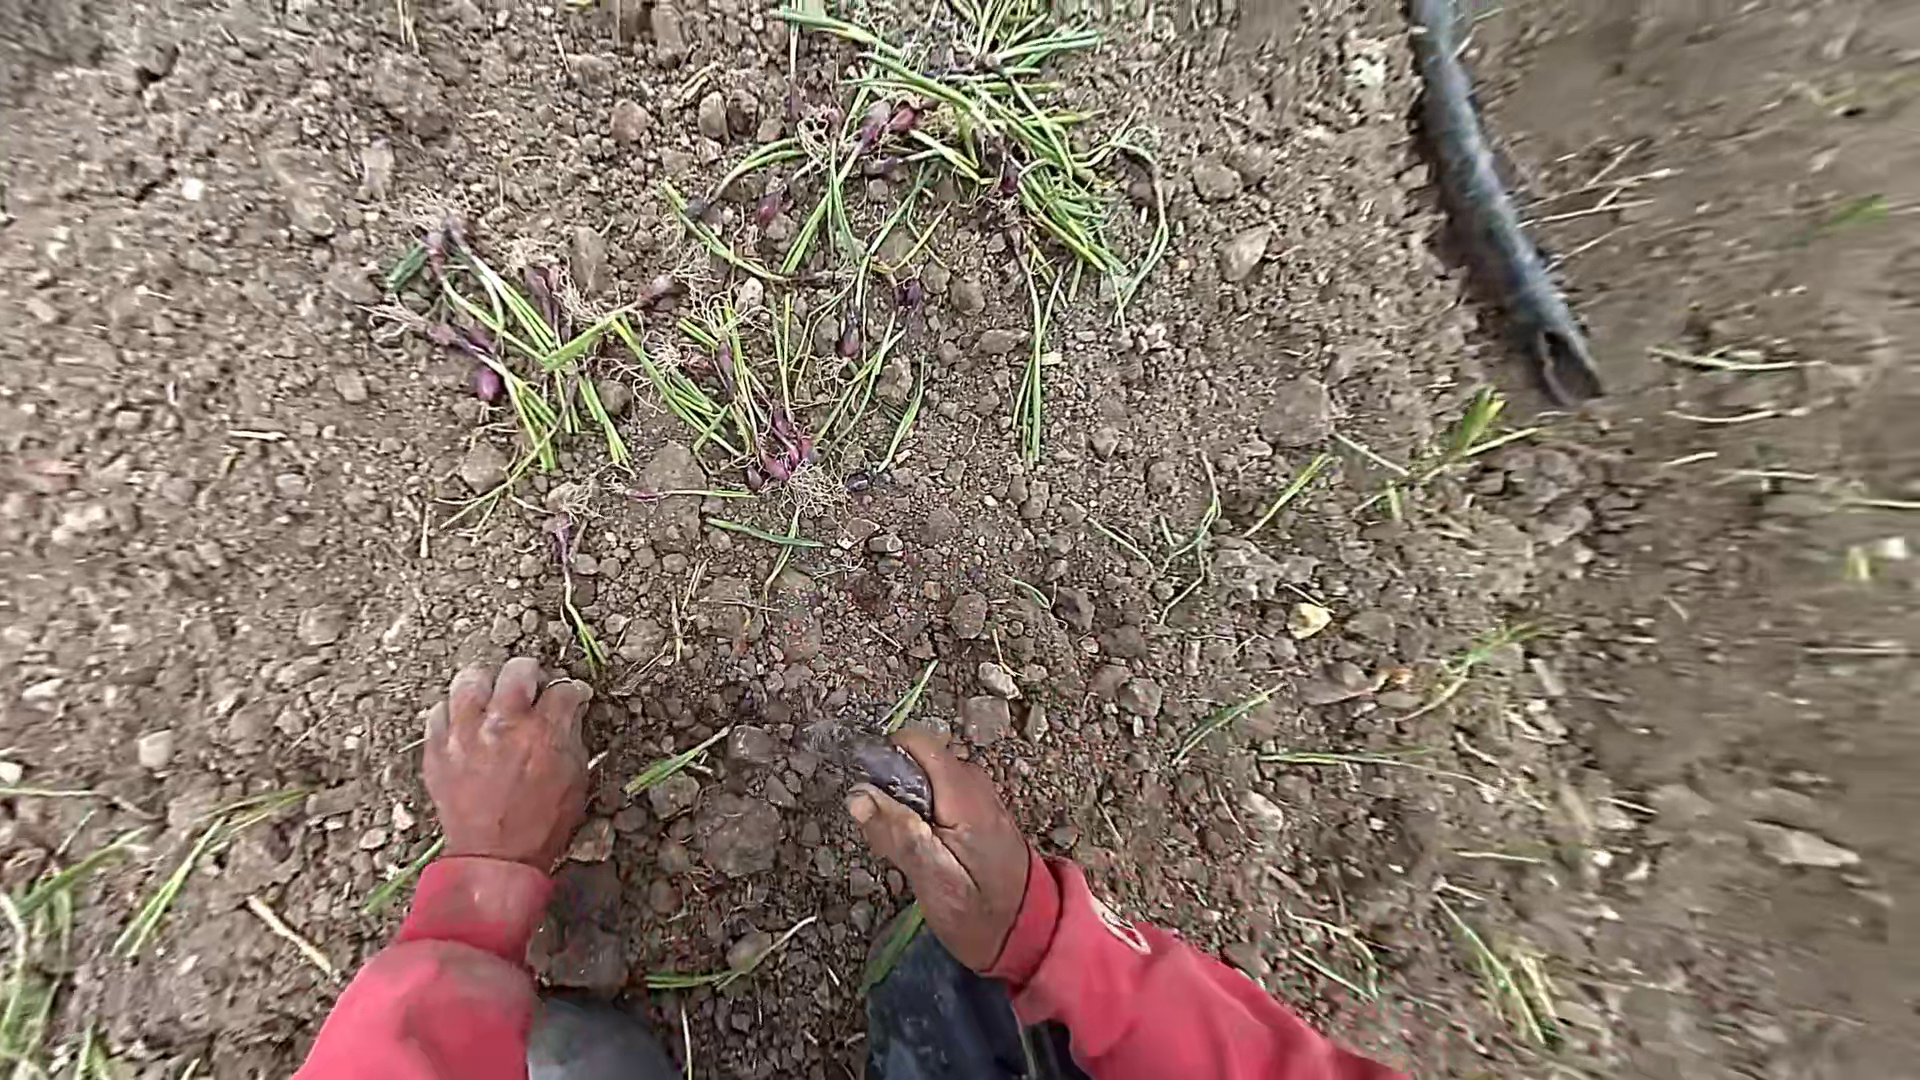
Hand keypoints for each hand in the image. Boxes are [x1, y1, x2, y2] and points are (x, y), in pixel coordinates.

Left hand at [424, 657, 589, 869]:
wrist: (496, 857)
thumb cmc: (544, 818)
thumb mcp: (577, 770)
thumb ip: (571, 731)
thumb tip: (571, 707)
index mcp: (546, 730)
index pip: (564, 687)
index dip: (572, 692)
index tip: (572, 699)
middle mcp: (504, 724)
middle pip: (519, 669)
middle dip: (533, 674)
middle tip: (534, 688)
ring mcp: (465, 735)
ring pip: (471, 679)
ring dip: (488, 682)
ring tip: (495, 695)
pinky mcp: (438, 751)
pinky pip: (439, 712)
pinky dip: (455, 711)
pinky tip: (468, 721)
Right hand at [846, 730, 1030, 970]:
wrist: (1029, 931)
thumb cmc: (980, 912)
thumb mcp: (934, 881)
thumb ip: (899, 835)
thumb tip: (858, 796)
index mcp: (962, 791)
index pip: (916, 742)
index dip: (885, 759)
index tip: (870, 796)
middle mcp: (972, 779)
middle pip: (917, 759)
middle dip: (893, 789)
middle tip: (892, 837)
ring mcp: (976, 789)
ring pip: (923, 776)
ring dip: (905, 805)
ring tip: (910, 850)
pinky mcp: (976, 804)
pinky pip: (937, 791)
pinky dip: (922, 812)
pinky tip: (926, 849)